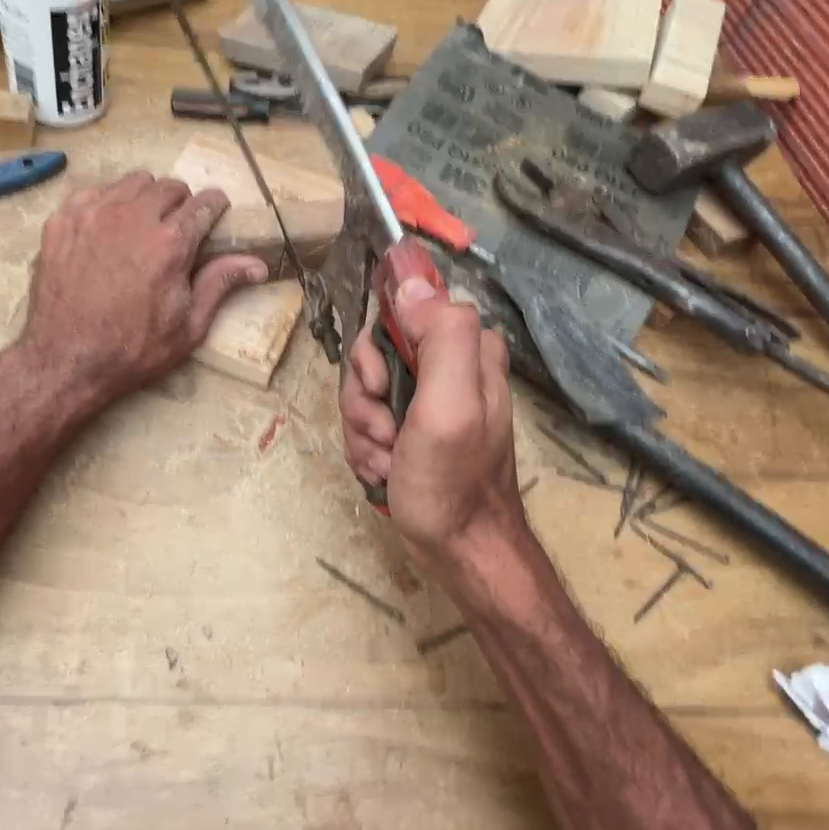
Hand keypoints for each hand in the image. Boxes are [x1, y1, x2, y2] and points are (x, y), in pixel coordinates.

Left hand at [22, 170, 268, 402]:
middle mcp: (134, 217)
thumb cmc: (133, 350)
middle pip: (170, 187)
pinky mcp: (63, 219)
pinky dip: (107, 203)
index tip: (215, 215)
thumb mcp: (188, 327)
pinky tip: (106, 230)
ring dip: (145, 198)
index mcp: (171, 243)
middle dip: (181, 203)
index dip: (215, 208)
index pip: (204, 204)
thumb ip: (220, 284)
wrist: (65, 361)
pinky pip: (95, 191)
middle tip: (177, 229)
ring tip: (142, 226)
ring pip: (132, 182)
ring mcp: (94, 213)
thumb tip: (258, 265)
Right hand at [339, 277, 523, 562]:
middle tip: (386, 434)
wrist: (458, 549)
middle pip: (371, 355)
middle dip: (365, 401)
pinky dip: (367, 449)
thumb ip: (439, 336)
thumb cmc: (454, 481)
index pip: (397, 313)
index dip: (374, 352)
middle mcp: (448, 364)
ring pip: (363, 391)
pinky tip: (385, 471)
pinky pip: (366, 421)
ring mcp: (427, 398)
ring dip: (364, 431)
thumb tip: (408, 280)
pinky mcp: (411, 426)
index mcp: (465, 346)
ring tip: (388, 461)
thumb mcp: (450, 404)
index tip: (381, 388)